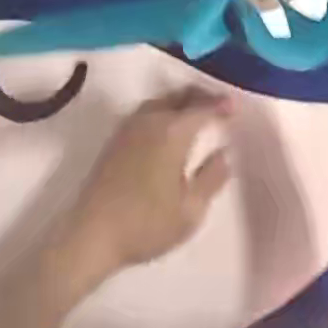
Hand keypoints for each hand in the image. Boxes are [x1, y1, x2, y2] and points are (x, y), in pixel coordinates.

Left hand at [64, 91, 233, 269]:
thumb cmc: (147, 223)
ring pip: (162, 100)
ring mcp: (130, 124)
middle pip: (180, 96)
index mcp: (172, 131)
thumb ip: (212, 177)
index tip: (234, 106)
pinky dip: (165, 108)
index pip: (201, 108)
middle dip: (201, 96)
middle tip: (219, 105)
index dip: (220, 105)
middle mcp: (151, 118)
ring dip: (182, 101)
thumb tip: (224, 153)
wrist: (93, 231)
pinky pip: (148, 110)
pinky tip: (170, 125)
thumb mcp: (190, 210)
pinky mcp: (117, 135)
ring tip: (197, 112)